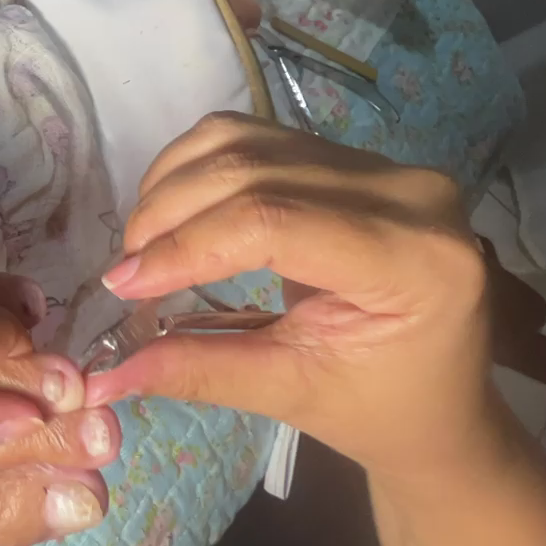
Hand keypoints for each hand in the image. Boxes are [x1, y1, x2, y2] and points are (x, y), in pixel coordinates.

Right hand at [86, 113, 501, 481]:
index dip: (186, 246)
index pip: (271, 221)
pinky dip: (192, 165)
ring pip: (238, 140)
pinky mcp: (343, 157)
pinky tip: (174, 207)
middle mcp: (404, 193)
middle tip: (126, 267)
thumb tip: (106, 376)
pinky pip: (247, 136)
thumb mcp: (289, 394)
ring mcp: (376, 165)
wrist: (439, 400)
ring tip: (145, 239)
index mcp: (415, 260)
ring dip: (172, 183)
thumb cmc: (378, 409)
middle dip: (166, 214)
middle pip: (247, 170)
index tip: (124, 283)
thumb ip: (198, 371)